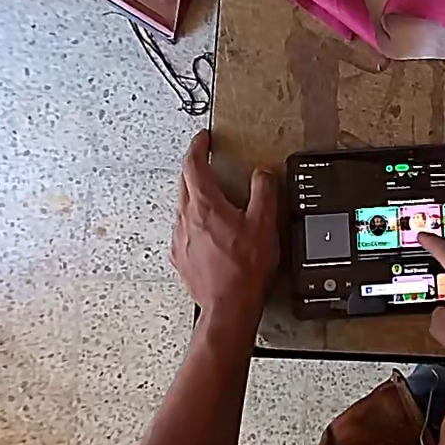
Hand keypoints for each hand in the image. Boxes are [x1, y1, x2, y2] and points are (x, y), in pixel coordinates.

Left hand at [170, 131, 278, 313]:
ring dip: (197, 198)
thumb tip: (262, 174)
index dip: (198, 147)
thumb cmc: (245, 268)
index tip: (203, 139)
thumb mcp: (265, 223)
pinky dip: (197, 223)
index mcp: (205, 206)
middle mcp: (186, 219)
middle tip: (208, 163)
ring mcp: (180, 239)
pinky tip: (214, 233)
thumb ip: (264, 192)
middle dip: (196, 170)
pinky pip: (185, 230)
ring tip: (216, 200)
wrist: (229, 305)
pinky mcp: (181, 257)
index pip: (193, 165)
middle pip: (185, 184)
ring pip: (184, 208)